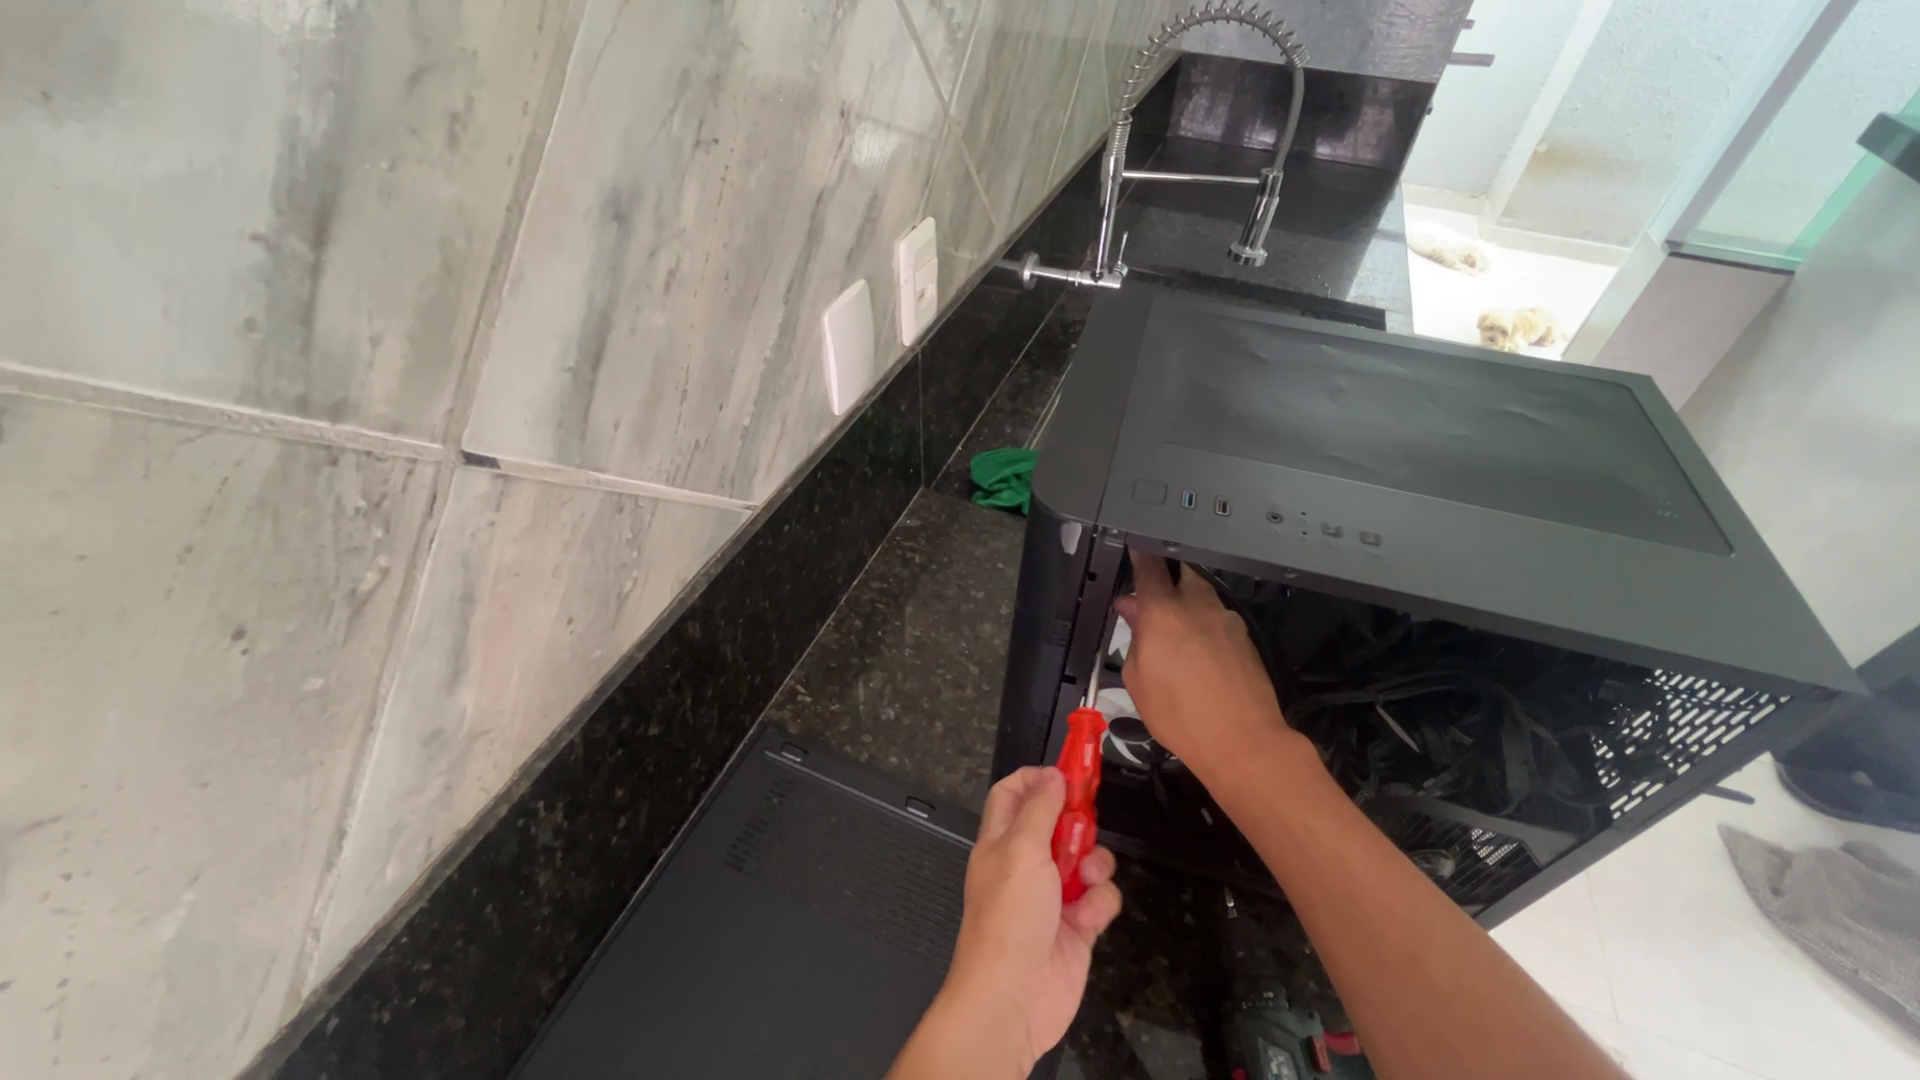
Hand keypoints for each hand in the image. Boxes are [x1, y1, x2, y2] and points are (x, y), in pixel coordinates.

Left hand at [891, 767, 1121, 1077]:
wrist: (1013, 997)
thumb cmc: (1008, 918)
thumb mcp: (1021, 850)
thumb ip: (1041, 808)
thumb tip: (1052, 774)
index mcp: (1001, 840)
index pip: (1013, 793)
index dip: (1037, 779)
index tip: (1068, 772)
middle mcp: (1025, 863)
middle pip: (1060, 822)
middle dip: (1079, 823)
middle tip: (1086, 826)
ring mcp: (1053, 894)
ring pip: (1087, 858)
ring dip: (1095, 864)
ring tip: (1086, 880)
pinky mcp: (1078, 924)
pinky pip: (1101, 898)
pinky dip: (1100, 903)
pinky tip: (1088, 918)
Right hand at [1113, 553, 1292, 775]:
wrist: (1243, 741)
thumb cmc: (1179, 714)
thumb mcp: (1138, 680)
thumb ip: (1135, 639)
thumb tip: (1135, 612)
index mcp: (1164, 612)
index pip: (1149, 568)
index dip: (1141, 554)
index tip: (1136, 545)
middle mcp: (1199, 607)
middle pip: (1184, 574)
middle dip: (1169, 579)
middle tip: (1153, 600)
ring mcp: (1228, 621)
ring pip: (1204, 598)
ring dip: (1188, 606)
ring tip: (1175, 636)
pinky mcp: (1246, 640)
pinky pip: (1220, 622)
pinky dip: (1206, 628)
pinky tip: (1200, 656)